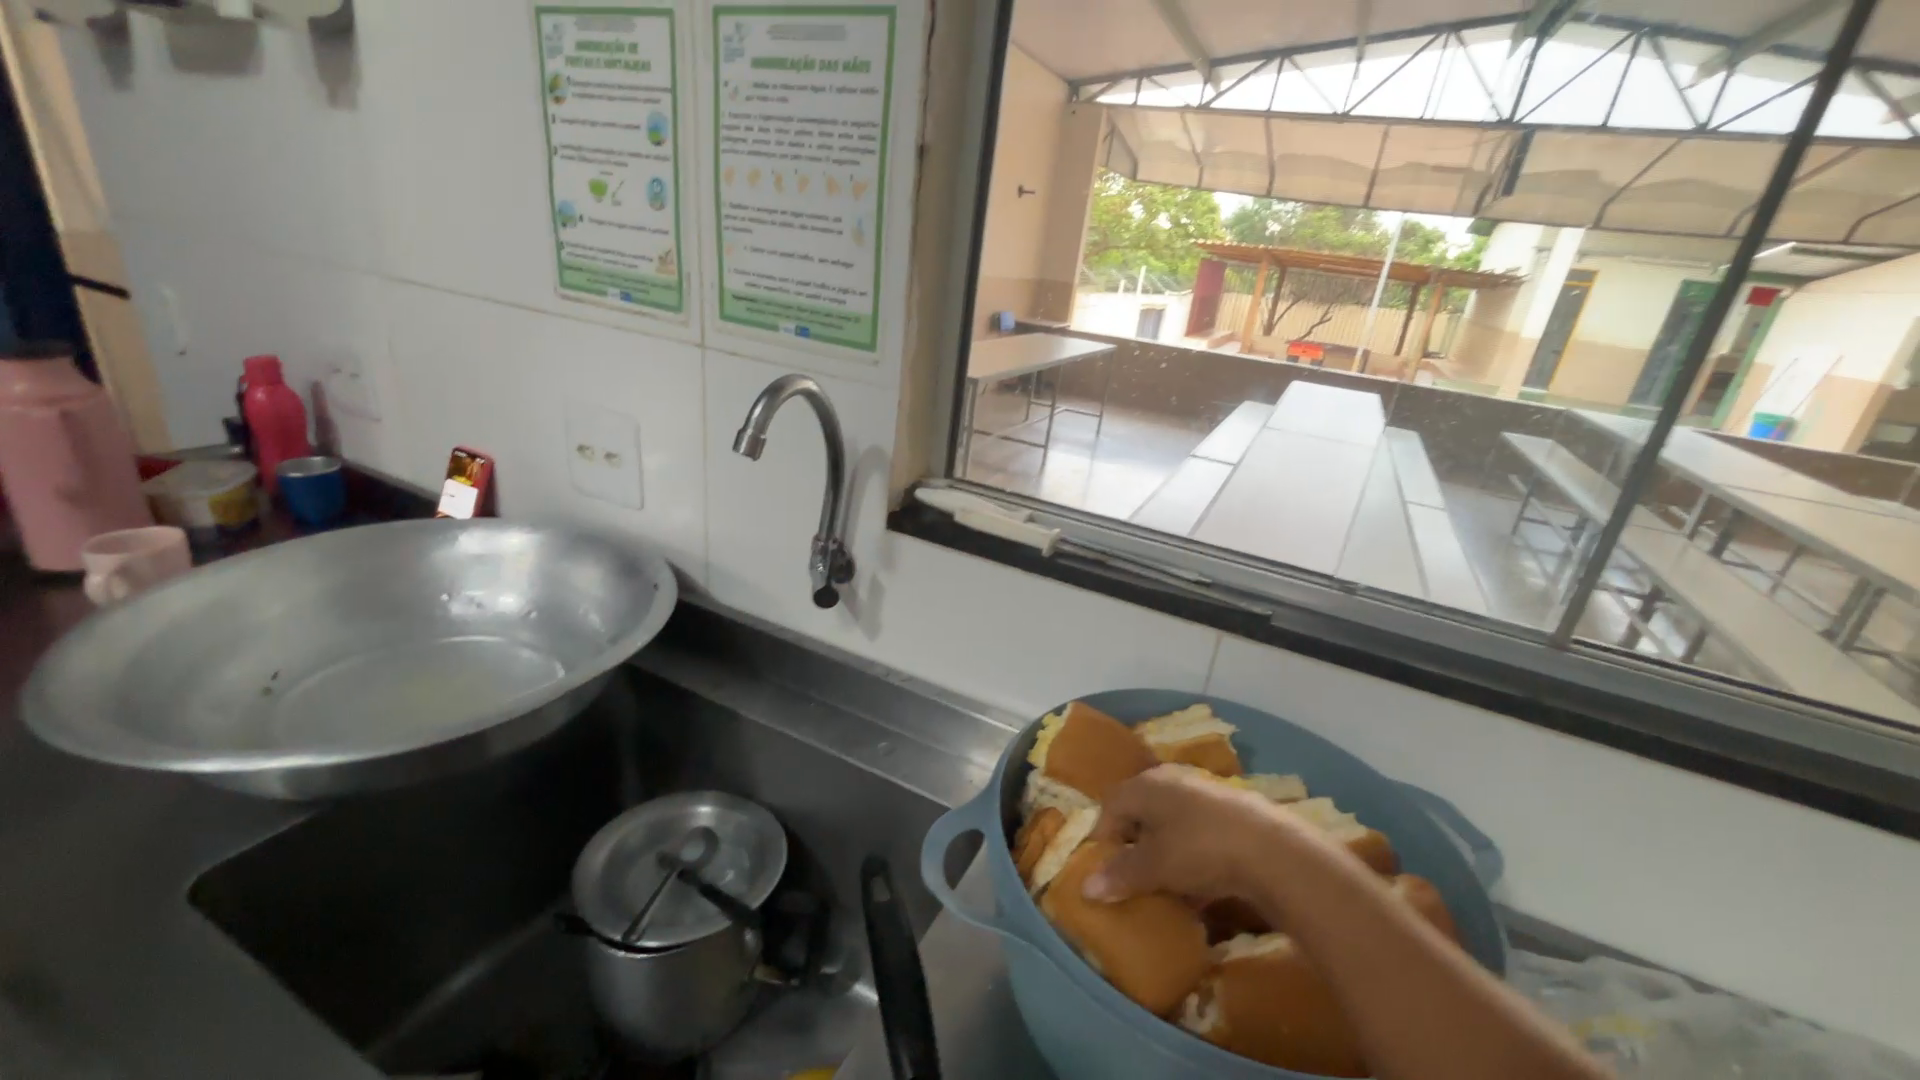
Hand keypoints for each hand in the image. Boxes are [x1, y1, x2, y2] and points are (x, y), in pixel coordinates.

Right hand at [1083, 764, 1295, 904]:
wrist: (1272, 849)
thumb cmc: (1198, 849)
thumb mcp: (1153, 866)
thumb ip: (1120, 875)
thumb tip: (1086, 888)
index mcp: (1144, 785)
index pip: (1109, 805)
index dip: (1104, 838)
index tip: (1108, 869)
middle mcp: (1170, 779)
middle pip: (1140, 812)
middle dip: (1135, 845)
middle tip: (1136, 876)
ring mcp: (1203, 791)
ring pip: (1171, 822)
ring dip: (1165, 850)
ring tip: (1169, 884)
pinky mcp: (1231, 809)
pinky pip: (1197, 831)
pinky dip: (1192, 853)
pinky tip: (1202, 882)